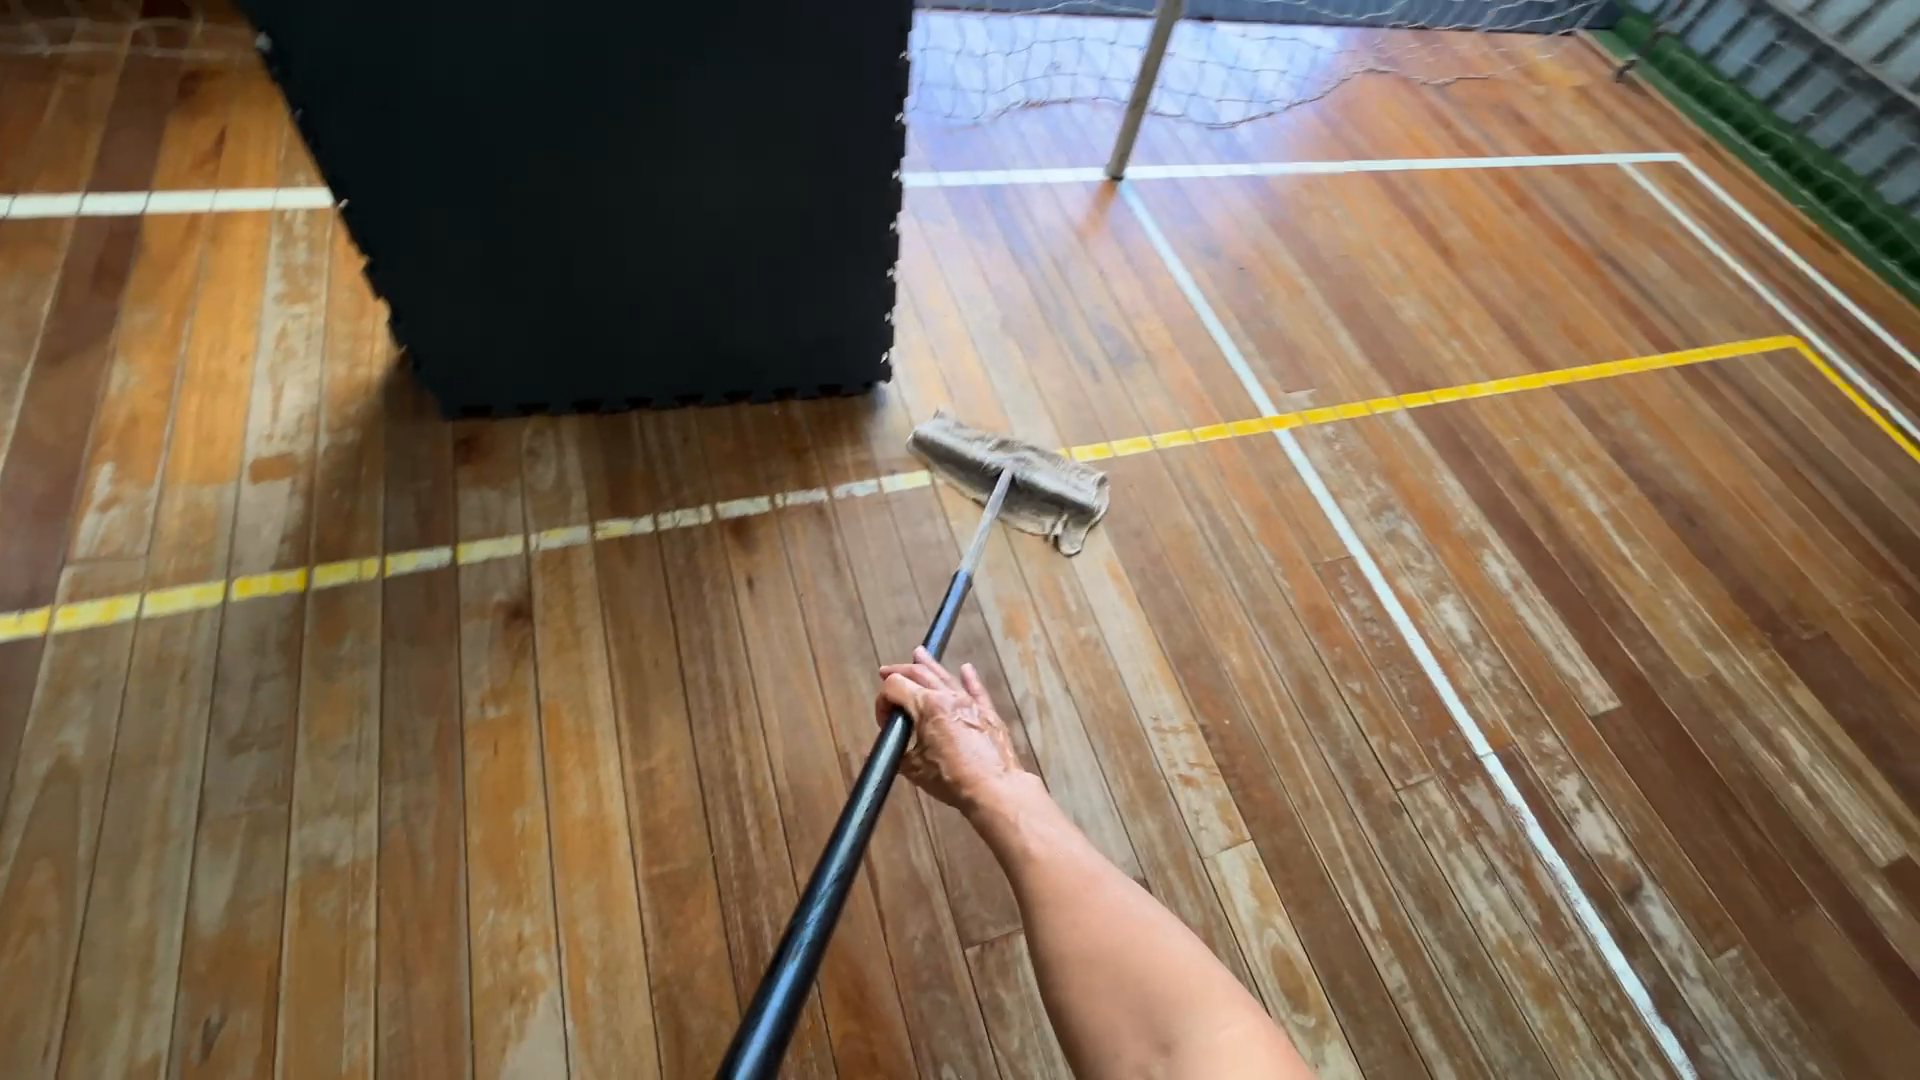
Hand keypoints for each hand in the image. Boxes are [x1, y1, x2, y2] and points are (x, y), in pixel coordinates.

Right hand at [877, 647, 1029, 816]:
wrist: (995, 788)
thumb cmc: (952, 779)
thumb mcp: (914, 770)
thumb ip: (895, 754)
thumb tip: (878, 752)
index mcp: (926, 706)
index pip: (895, 687)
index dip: (882, 701)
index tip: (884, 721)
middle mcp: (947, 697)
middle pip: (919, 674)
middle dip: (900, 672)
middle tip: (886, 672)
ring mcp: (969, 702)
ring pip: (946, 676)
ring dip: (930, 665)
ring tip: (919, 653)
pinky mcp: (987, 713)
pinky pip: (976, 690)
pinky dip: (970, 678)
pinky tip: (966, 669)